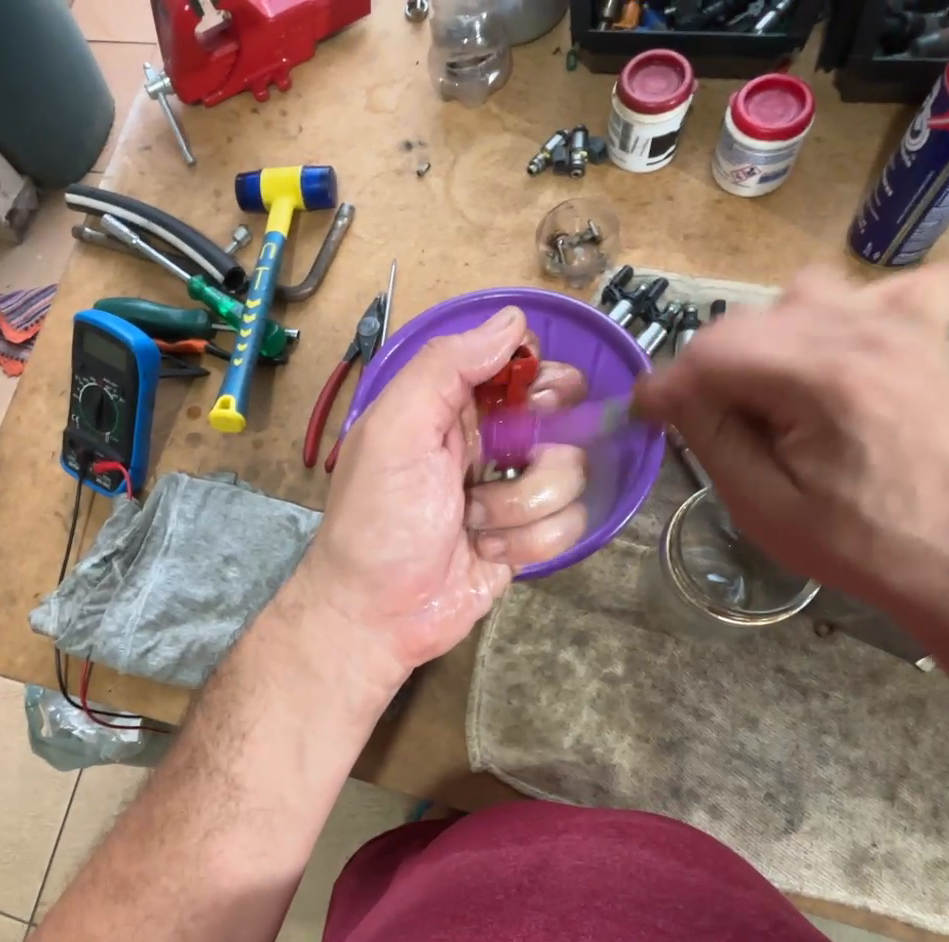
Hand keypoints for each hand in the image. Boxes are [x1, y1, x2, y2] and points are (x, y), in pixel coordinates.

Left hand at [296, 305, 589, 672]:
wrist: (377, 614)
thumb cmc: (377, 521)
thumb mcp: (395, 431)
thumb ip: (445, 367)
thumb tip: (512, 320)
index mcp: (450, 406)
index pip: (521, 365)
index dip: (538, 380)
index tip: (530, 403)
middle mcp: (486, 442)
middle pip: (561, 417)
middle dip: (540, 449)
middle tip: (503, 466)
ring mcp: (511, 491)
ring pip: (572, 474)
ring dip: (521, 507)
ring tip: (473, 525)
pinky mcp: (529, 538)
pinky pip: (569, 523)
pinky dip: (530, 543)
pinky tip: (488, 552)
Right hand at [633, 265, 948, 627]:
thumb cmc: (861, 546)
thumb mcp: (762, 506)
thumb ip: (710, 436)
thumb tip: (670, 394)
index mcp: (823, 379)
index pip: (713, 351)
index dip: (666, 384)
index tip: (643, 417)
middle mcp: (865, 331)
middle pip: (749, 321)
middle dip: (709, 370)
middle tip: (705, 424)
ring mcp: (903, 325)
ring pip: (799, 297)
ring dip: (767, 340)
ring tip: (770, 396)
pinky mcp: (926, 335)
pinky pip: (876, 292)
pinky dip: (844, 314)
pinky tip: (838, 356)